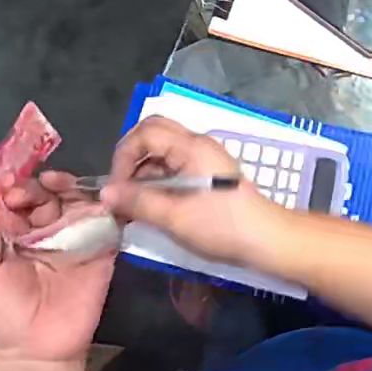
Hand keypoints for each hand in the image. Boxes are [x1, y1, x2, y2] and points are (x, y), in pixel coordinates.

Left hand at [0, 171, 115, 364]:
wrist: (35, 357)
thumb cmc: (1, 318)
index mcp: (16, 237)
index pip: (16, 201)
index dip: (11, 186)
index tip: (5, 180)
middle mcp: (47, 232)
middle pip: (46, 195)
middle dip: (35, 186)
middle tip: (25, 190)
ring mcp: (75, 238)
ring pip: (74, 199)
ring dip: (65, 185)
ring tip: (54, 182)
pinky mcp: (101, 247)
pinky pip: (104, 218)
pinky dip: (100, 201)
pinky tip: (88, 196)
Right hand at [100, 117, 289, 266]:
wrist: (265, 237)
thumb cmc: (221, 225)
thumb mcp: (174, 217)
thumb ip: (138, 201)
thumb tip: (106, 192)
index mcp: (191, 147)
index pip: (145, 133)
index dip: (123, 157)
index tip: (117, 189)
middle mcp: (197, 143)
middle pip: (154, 133)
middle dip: (131, 157)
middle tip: (121, 188)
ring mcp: (204, 156)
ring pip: (163, 149)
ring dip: (143, 170)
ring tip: (132, 203)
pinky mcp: (208, 171)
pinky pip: (175, 163)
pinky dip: (158, 178)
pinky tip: (152, 204)